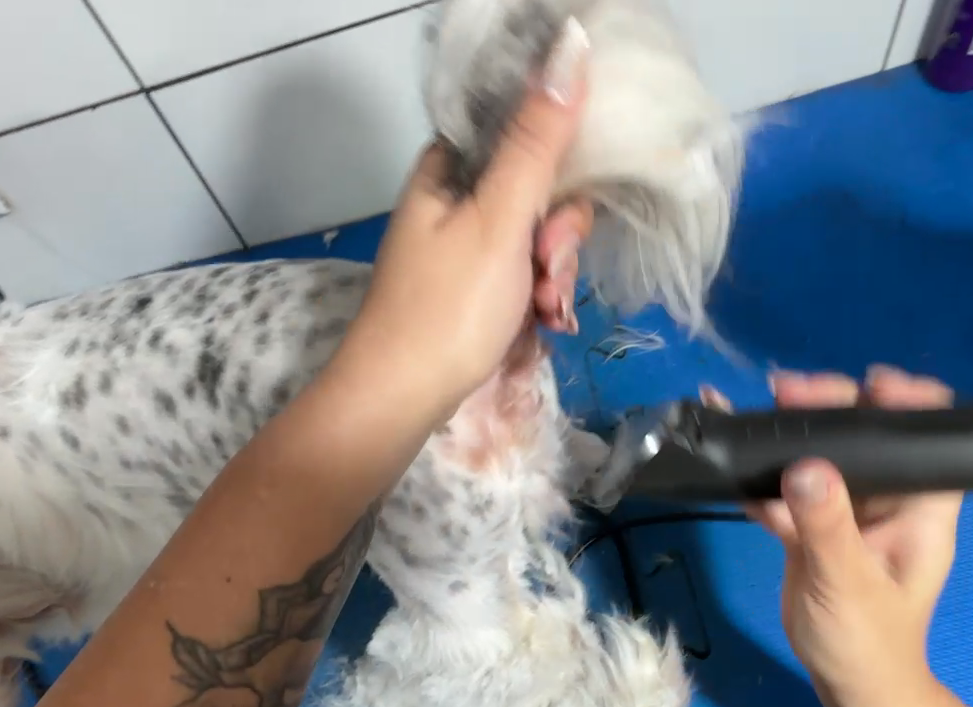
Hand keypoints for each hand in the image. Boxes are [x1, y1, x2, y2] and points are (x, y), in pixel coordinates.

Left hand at [339, 19, 593, 411]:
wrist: (401, 399)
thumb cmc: (448, 308)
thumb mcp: (499, 220)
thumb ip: (538, 140)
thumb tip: (571, 42)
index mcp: (449, 169)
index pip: (520, 130)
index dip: (556, 163)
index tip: (561, 206)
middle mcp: (455, 202)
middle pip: (536, 192)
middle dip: (556, 237)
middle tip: (546, 271)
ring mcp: (464, 250)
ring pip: (536, 242)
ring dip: (552, 276)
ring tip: (542, 311)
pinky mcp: (473, 291)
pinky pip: (522, 279)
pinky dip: (537, 300)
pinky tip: (540, 324)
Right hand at [748, 367, 964, 706]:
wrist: (848, 684)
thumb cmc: (867, 640)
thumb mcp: (847, 584)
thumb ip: (827, 527)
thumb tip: (804, 466)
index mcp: (920, 507)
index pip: (928, 438)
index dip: (907, 403)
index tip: (866, 386)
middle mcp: (886, 499)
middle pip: (864, 437)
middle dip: (828, 408)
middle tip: (784, 392)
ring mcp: (844, 512)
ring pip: (819, 460)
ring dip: (786, 436)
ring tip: (751, 409)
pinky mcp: (809, 528)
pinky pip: (785, 493)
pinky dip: (757, 477)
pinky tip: (728, 457)